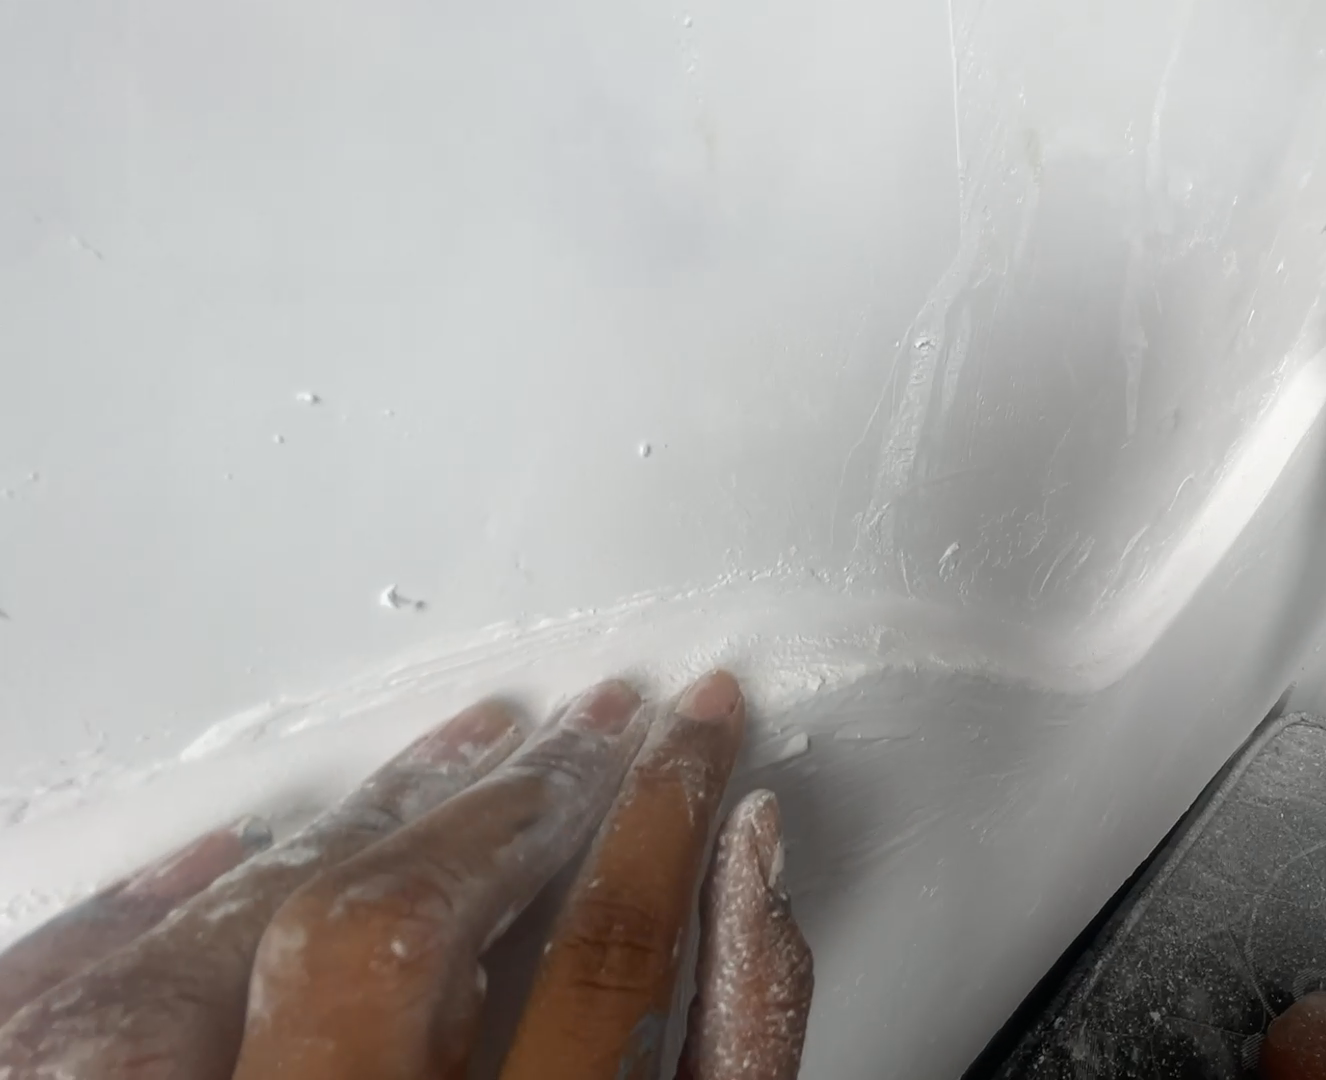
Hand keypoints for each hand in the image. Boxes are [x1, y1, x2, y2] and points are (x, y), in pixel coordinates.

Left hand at [0, 672, 811, 1079]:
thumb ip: (748, 1018)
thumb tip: (753, 839)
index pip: (610, 943)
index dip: (668, 798)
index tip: (700, 719)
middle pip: (403, 930)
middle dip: (529, 789)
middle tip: (601, 717)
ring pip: (220, 955)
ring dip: (372, 809)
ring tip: (476, 736)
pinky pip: (38, 1044)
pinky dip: (125, 925)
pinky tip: (236, 848)